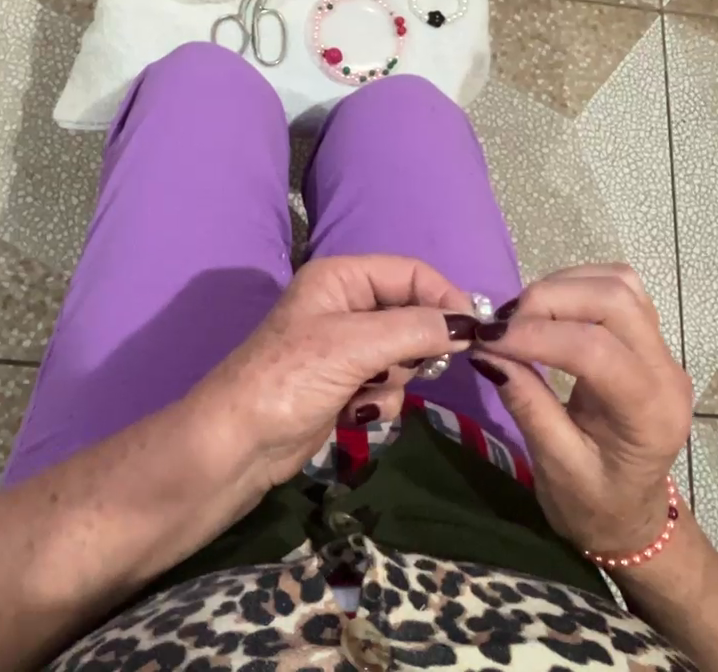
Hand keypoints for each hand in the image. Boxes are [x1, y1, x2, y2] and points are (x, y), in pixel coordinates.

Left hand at [186, 255, 476, 488]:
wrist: (240, 444)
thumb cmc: (292, 380)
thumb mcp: (356, 345)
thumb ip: (416, 329)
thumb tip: (470, 324)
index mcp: (341, 277)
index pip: (411, 273)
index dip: (445, 298)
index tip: (477, 332)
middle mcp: (344, 305)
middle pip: (411, 314)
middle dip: (416, 346)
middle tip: (418, 368)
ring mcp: (344, 348)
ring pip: (404, 354)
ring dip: (395, 378)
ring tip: (367, 392)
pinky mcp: (345, 385)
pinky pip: (387, 385)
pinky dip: (380, 401)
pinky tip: (355, 414)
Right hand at [468, 265, 691, 557]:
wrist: (632, 516)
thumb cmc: (595, 503)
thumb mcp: (555, 466)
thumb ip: (526, 404)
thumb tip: (487, 351)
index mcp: (649, 414)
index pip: (595, 350)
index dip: (535, 335)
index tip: (486, 340)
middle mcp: (666, 372)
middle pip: (614, 299)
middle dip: (547, 299)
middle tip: (501, 325)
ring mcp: (662, 349)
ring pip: (617, 283)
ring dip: (560, 287)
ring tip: (519, 317)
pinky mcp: (648, 337)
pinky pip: (617, 286)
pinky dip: (573, 285)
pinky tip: (544, 311)